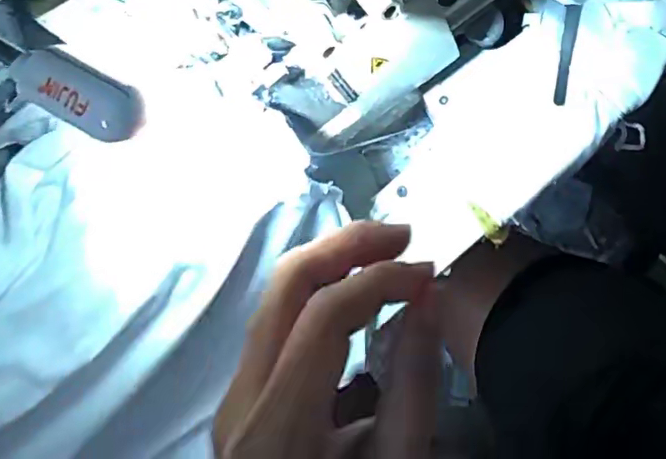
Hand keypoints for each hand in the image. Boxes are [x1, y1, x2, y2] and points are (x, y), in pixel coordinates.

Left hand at [214, 223, 439, 458]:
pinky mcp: (245, 398)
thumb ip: (414, 383)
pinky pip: (280, 318)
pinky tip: (360, 287)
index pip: (325, 315)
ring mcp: (236, 398)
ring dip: (335, 258)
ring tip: (387, 252)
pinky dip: (323, 286)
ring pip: (278, 294)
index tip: (430, 272)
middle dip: (349, 244)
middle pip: (287, 284)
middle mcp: (241, 402)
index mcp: (274, 429)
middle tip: (403, 236)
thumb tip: (428, 294)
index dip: (382, 278)